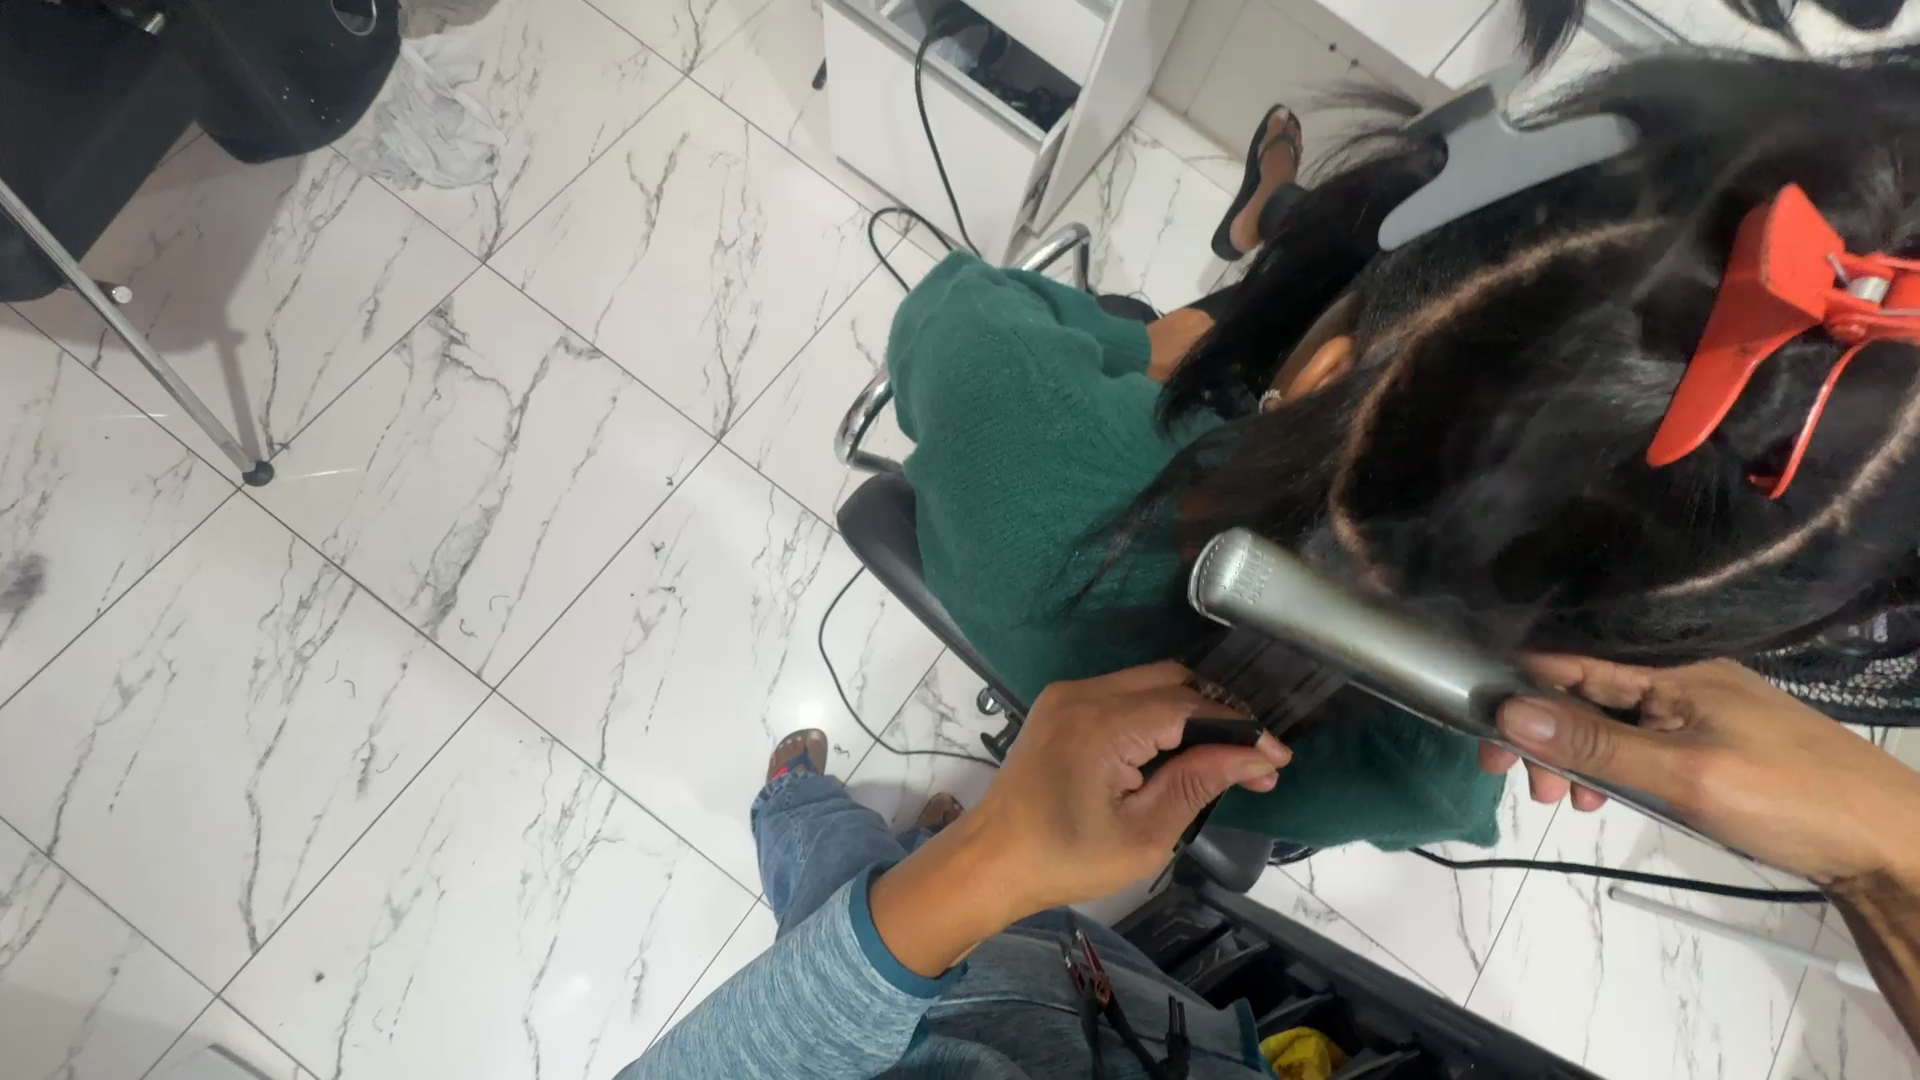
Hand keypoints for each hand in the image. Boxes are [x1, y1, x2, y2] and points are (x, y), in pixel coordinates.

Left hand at [967, 661, 1290, 910]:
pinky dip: (1156, 713)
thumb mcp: (1143, 834)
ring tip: (1223, 759)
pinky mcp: (1059, 705)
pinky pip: (1121, 694)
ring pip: (1146, 682)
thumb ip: (1197, 783)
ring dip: (1189, 711)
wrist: (991, 858)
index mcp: (1102, 723)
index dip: (1238, 728)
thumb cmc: (1066, 857)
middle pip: (1170, 680)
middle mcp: (1083, 693)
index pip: (1188, 706)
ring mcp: (1066, 694)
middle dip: (1218, 714)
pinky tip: (1177, 749)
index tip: (1277, 759)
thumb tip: (1252, 755)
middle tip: (1252, 760)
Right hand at [1492, 655, 1919, 884]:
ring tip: (1560, 800)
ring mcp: (1684, 706)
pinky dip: (1601, 767)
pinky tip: (1597, 796)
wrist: (1901, 853)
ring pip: (1595, 720)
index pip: (1561, 660)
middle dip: (1537, 735)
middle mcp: (1669, 676)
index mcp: (1667, 668)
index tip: (1484, 734)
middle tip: (1518, 780)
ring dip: (1566, 757)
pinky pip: (1625, 740)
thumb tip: (1506, 712)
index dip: (1513, 691)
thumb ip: (1592, 744)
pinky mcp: (1694, 736)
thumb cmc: (1793, 801)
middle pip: (1573, 692)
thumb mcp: (1683, 776)